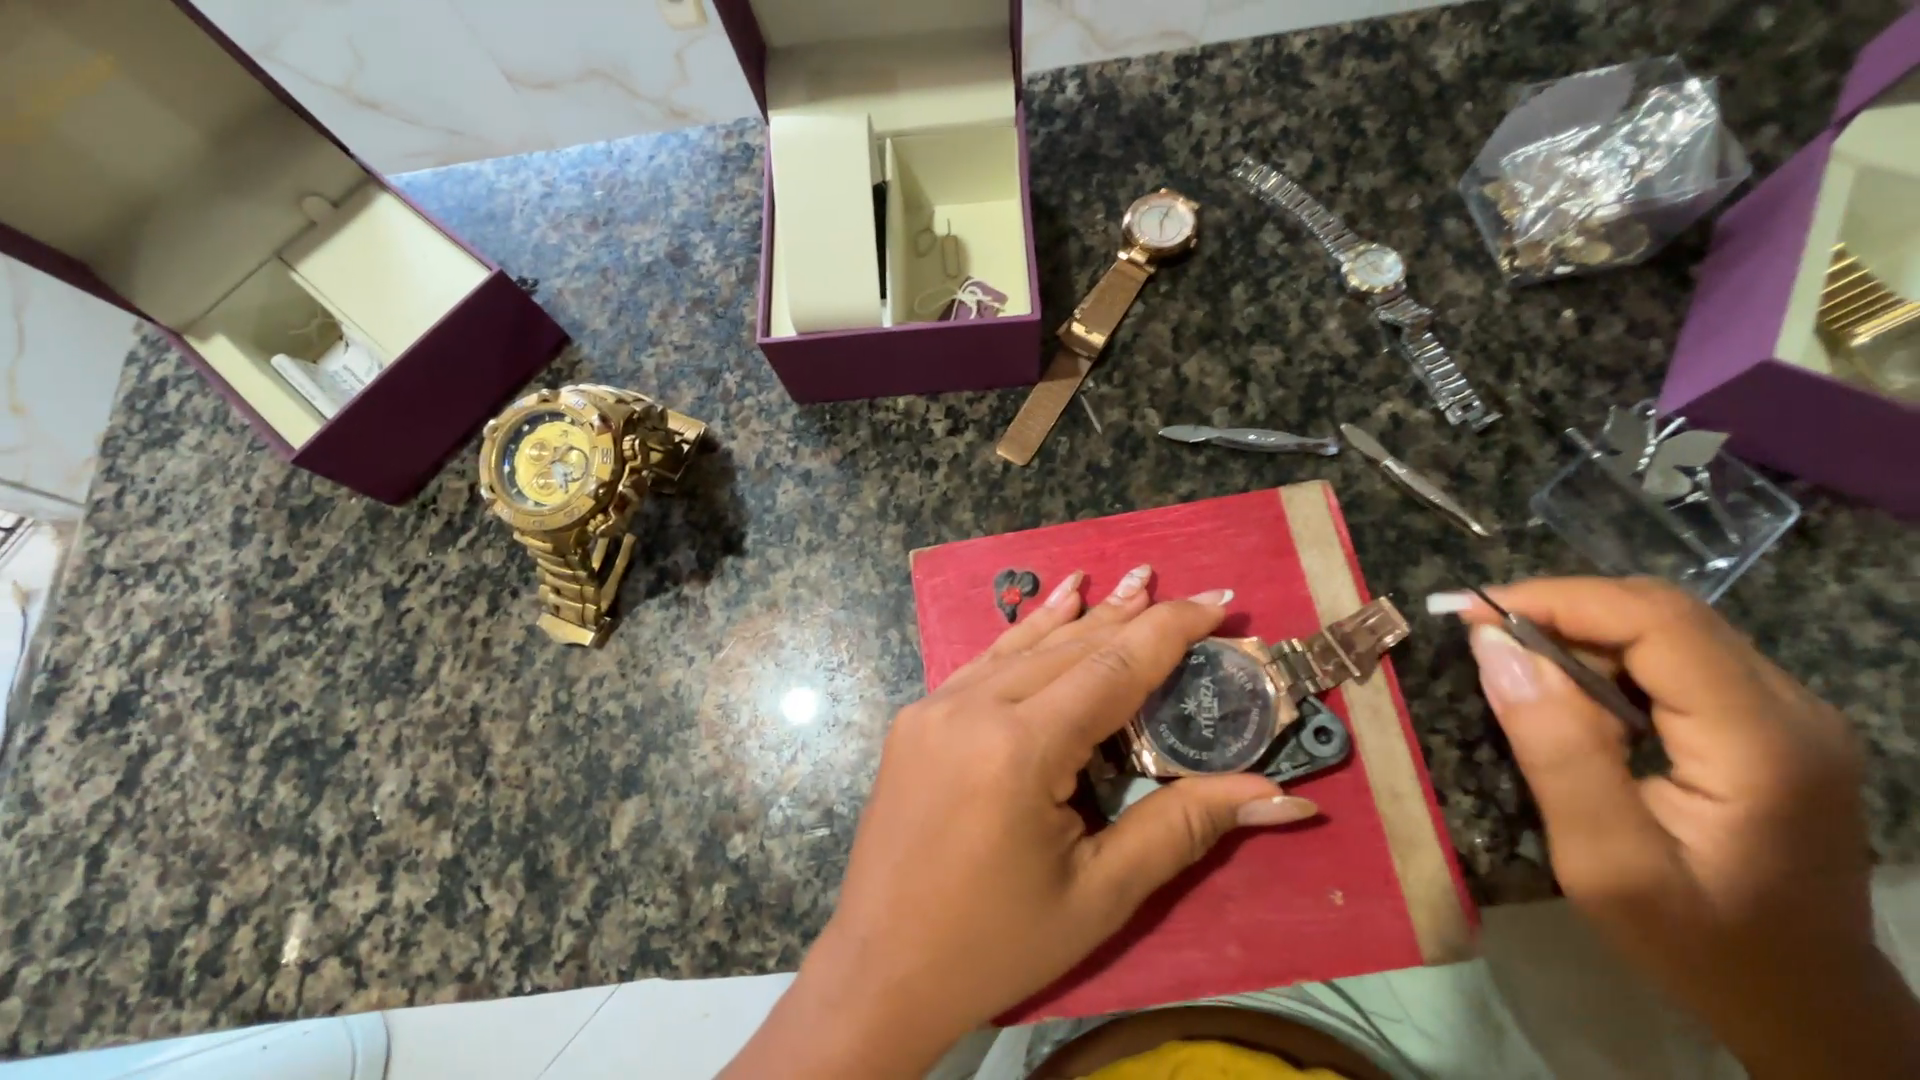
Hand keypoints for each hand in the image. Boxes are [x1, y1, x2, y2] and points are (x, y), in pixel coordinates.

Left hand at [723, 567, 1316, 1077]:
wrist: (881, 970)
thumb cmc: (997, 943)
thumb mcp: (1100, 893)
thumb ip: (1184, 826)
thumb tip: (1280, 796)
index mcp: (1018, 749)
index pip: (1113, 669)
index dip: (1171, 632)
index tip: (1219, 605)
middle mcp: (970, 709)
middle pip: (1071, 648)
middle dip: (1134, 619)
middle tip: (1186, 592)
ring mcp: (934, 708)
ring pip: (1025, 646)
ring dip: (1082, 614)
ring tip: (1130, 581)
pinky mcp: (916, 720)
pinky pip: (984, 662)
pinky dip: (1028, 633)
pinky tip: (1054, 607)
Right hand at [1437, 577, 1919, 1078]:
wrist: (1803, 1003)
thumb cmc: (1697, 945)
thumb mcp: (1605, 862)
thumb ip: (1554, 749)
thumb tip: (1492, 648)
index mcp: (1760, 743)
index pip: (1656, 621)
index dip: (1556, 599)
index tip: (1468, 613)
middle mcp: (1793, 710)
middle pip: (1666, 613)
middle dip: (1562, 609)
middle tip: (1479, 636)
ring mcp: (1792, 715)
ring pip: (1673, 629)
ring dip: (1583, 634)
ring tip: (1515, 669)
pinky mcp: (1776, 726)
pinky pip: (1683, 660)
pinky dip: (1612, 660)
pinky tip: (1573, 696)